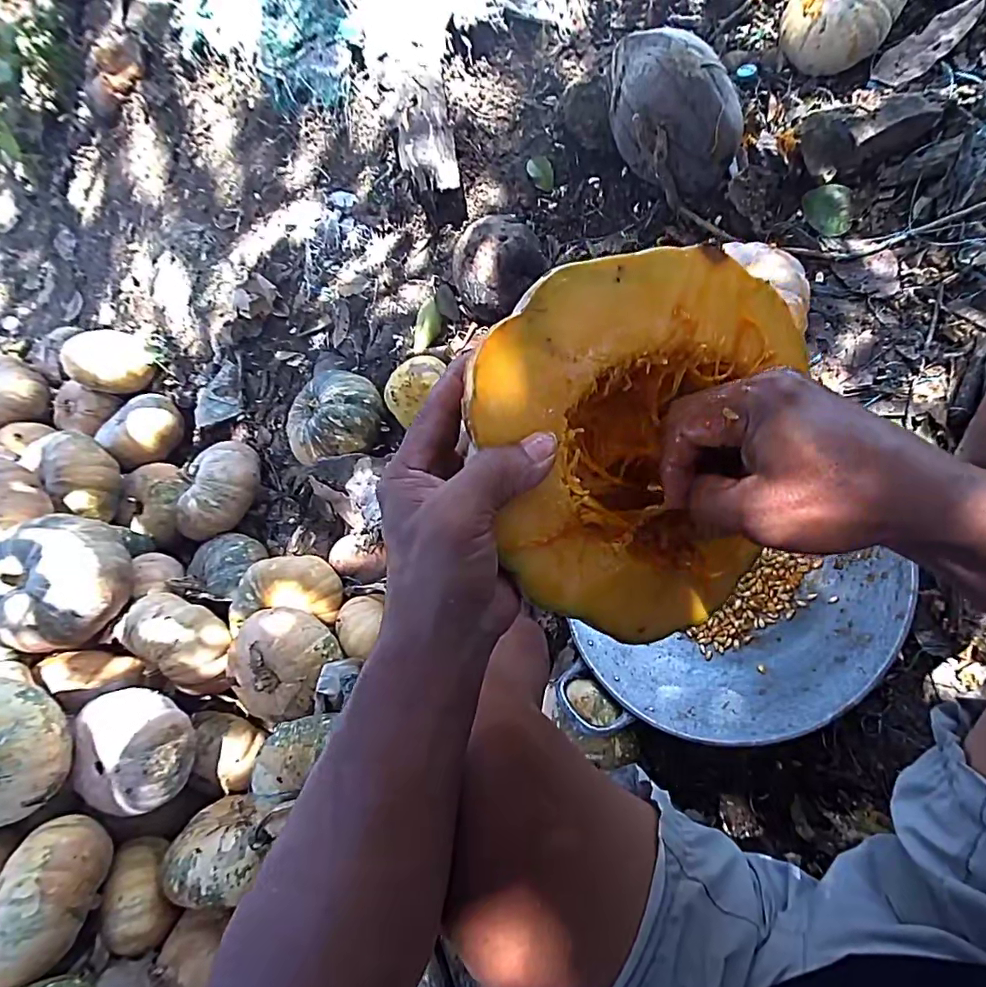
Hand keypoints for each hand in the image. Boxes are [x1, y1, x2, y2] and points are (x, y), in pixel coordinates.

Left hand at [380, 356, 555, 645]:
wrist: (452, 638)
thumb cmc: (437, 574)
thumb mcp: (456, 513)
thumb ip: (494, 472)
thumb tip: (545, 442)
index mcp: (413, 472)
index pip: (437, 412)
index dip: (462, 378)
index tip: (493, 347)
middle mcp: (441, 484)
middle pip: (475, 436)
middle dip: (504, 412)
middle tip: (542, 381)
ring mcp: (473, 508)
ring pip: (504, 466)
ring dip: (529, 449)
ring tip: (565, 417)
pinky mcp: (501, 530)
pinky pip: (525, 496)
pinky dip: (545, 483)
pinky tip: (573, 465)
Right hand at [660, 369, 926, 553]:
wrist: (919, 496)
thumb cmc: (838, 502)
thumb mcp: (756, 513)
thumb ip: (706, 502)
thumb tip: (691, 495)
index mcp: (754, 399)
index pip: (682, 423)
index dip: (670, 468)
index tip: (677, 507)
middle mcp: (772, 385)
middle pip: (705, 418)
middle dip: (692, 465)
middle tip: (698, 506)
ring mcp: (795, 395)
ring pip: (731, 426)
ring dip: (718, 465)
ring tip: (726, 504)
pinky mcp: (812, 413)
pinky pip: (758, 430)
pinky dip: (745, 460)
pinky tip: (755, 490)